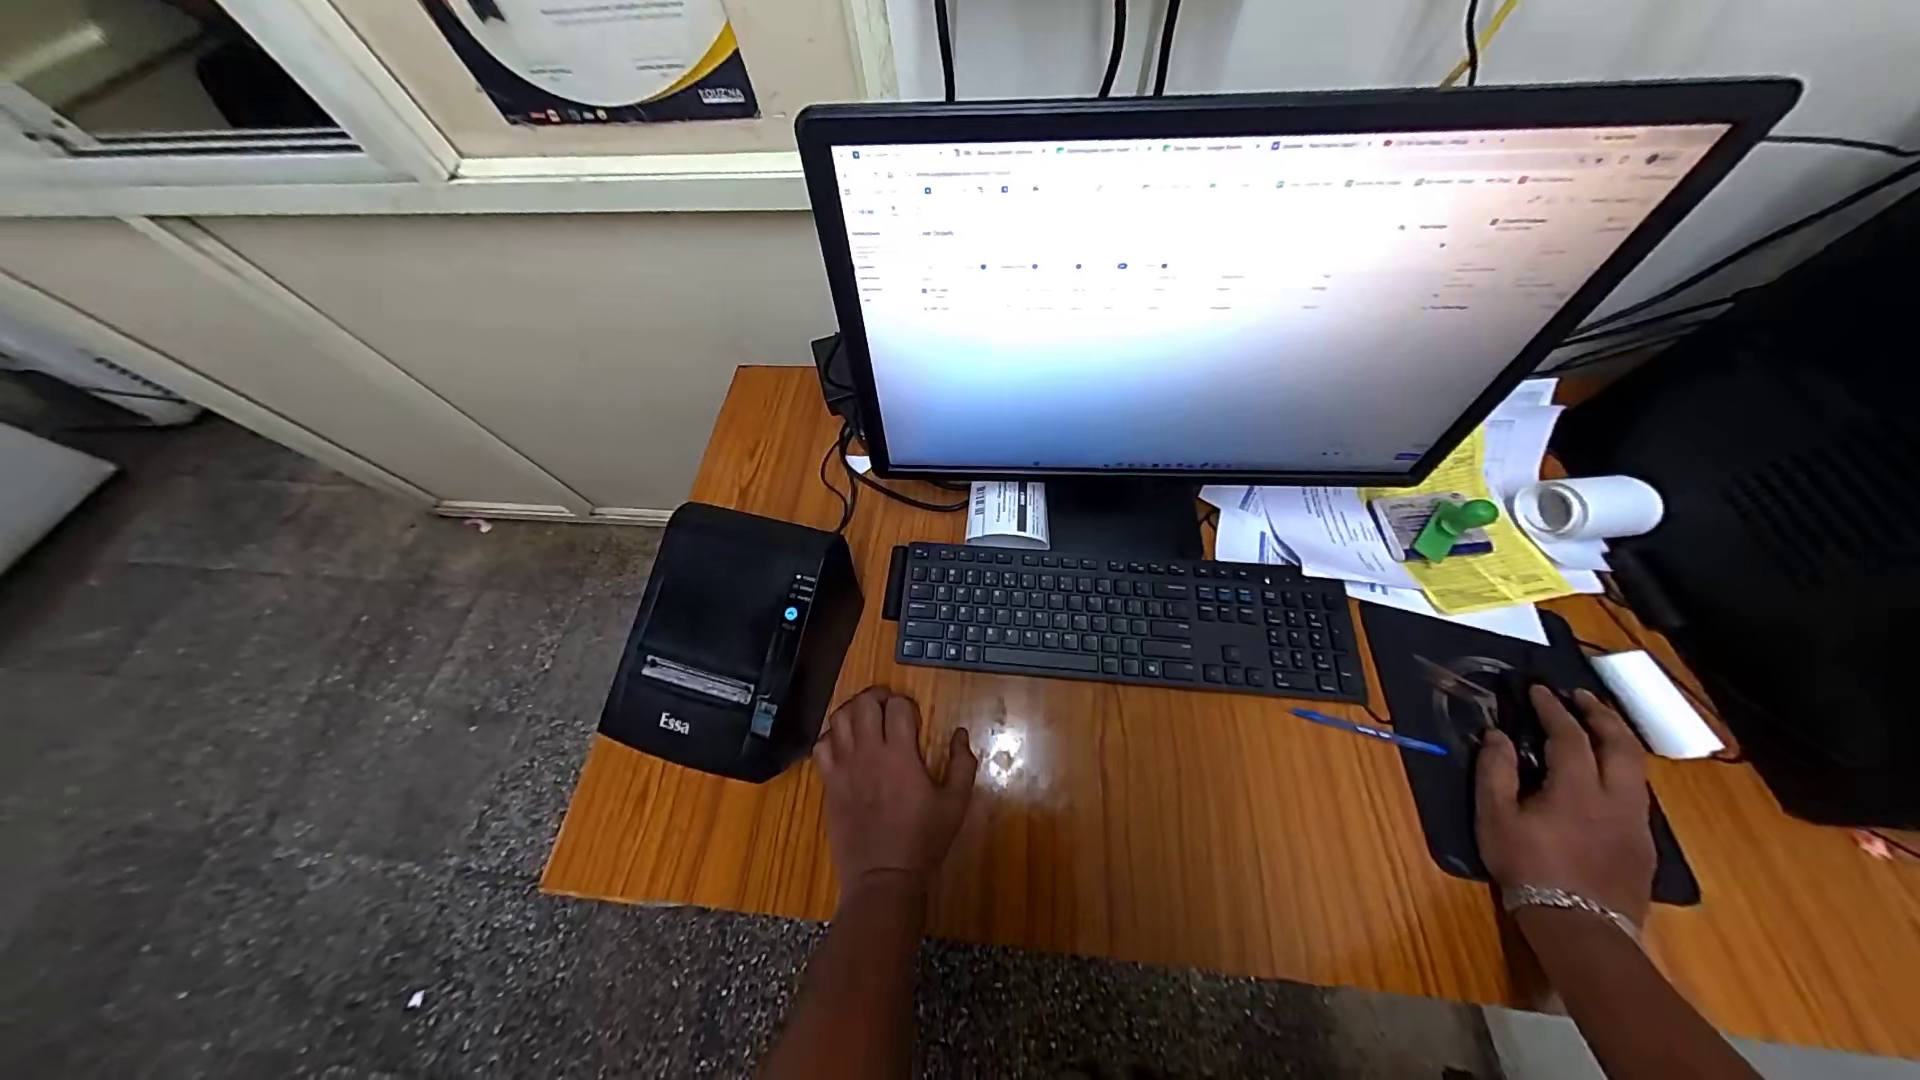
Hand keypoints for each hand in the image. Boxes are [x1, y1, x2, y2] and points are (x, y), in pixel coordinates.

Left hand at [813, 687, 977, 897]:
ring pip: (839, 718)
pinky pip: (820, 745)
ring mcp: (843, 767)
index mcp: (900, 754)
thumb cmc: (923, 839)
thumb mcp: (955, 803)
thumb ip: (962, 764)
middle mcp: (868, 753)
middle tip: (887, 705)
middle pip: (863, 703)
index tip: (913, 718)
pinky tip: (844, 744)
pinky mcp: (828, 782)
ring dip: (853, 710)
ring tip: (865, 718)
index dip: (906, 704)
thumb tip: (960, 733)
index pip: (897, 706)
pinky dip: (831, 736)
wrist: (882, 875)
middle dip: (877, 696)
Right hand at [1476, 686, 1655, 925]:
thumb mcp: (1495, 816)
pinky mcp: (1644, 842)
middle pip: (1622, 746)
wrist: (1579, 925)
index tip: (1538, 690)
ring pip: (1638, 769)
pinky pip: (1638, 791)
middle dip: (1601, 715)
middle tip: (1579, 696)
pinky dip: (1621, 766)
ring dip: (1616, 738)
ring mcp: (1638, 822)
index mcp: (1579, 790)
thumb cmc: (1527, 865)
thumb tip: (1498, 735)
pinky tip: (1604, 771)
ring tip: (1595, 724)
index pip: (1570, 737)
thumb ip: (1495, 771)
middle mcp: (1618, 800)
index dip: (1554, 709)